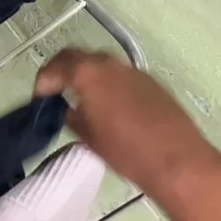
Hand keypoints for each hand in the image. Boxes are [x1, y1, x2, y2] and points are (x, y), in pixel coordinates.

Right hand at [36, 48, 220, 201]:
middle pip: (78, 58)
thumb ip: (73, 117)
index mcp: (88, 72)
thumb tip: (70, 110)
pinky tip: (112, 108)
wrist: (181, 162)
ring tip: (83, 99)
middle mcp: (109, 63)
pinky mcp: (152, 83)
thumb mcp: (90, 138)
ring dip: (88, 77)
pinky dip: (109, 85)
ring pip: (101, 65)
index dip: (44, 80)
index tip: (39, 96)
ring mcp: (133, 71)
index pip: (56, 66)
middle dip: (63, 71)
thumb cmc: (128, 151)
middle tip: (56, 90)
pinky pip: (121, 77)